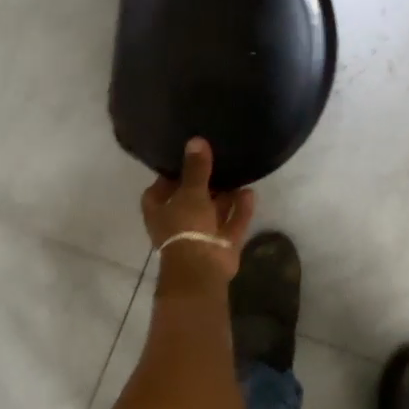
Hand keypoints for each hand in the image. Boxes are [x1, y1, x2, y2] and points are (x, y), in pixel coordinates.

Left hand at [141, 137, 255, 282]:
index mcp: (159, 211)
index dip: (171, 175)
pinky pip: (232, 223)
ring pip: (213, 212)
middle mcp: (177, 223)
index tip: (185, 159)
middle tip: (217, 160)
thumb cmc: (185, 226)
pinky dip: (240, 210)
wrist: (201, 268)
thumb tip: (196, 141)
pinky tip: (250, 192)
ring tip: (236, 172)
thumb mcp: (190, 192)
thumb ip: (195, 168)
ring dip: (224, 196)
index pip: (159, 189)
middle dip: (203, 184)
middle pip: (190, 199)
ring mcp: (200, 235)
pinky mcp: (221, 244)